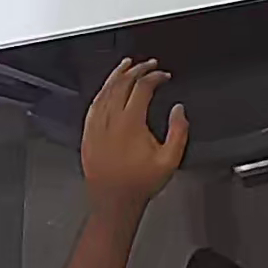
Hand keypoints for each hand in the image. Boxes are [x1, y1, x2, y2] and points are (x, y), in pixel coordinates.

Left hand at [81, 58, 187, 216]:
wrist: (113, 202)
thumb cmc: (140, 182)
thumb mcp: (170, 159)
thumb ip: (179, 131)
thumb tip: (178, 109)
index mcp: (130, 124)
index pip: (141, 88)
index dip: (154, 77)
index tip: (164, 75)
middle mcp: (110, 121)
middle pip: (122, 84)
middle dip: (137, 70)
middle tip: (149, 64)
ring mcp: (96, 126)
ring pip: (105, 91)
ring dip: (117, 75)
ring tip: (127, 64)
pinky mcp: (88, 134)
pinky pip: (93, 105)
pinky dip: (102, 91)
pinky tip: (107, 87)